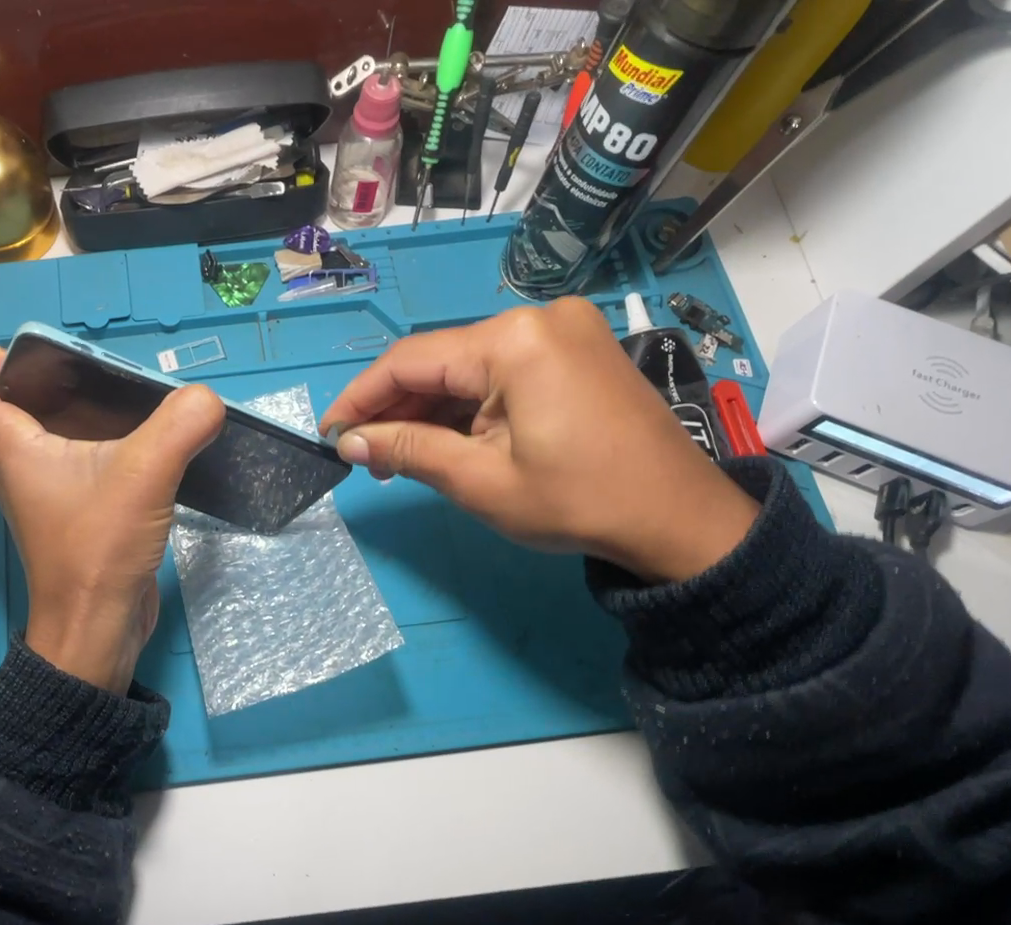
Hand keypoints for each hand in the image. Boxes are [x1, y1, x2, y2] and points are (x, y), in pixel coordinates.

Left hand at [0, 346, 225, 692]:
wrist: (97, 628)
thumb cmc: (96, 553)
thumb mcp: (143, 476)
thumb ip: (179, 427)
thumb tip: (207, 399)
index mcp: (10, 445)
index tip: (40, 357)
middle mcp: (20, 461)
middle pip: (14, 398)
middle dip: (58, 374)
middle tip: (109, 372)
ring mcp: (48, 486)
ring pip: (54, 428)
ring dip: (90, 407)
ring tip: (138, 399)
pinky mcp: (77, 507)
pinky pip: (83, 456)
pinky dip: (110, 440)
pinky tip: (152, 442)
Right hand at [319, 299, 759, 582]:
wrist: (680, 519)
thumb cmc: (578, 502)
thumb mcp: (481, 481)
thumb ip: (408, 451)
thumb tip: (349, 443)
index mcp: (513, 342)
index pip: (410, 361)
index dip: (361, 398)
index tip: (329, 434)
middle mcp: (537, 319)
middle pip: (440, 362)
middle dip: (396, 410)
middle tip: (364, 457)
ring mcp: (562, 332)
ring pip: (470, 369)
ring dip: (430, 412)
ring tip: (398, 458)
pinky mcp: (576, 352)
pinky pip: (503, 374)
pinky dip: (469, 407)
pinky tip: (445, 440)